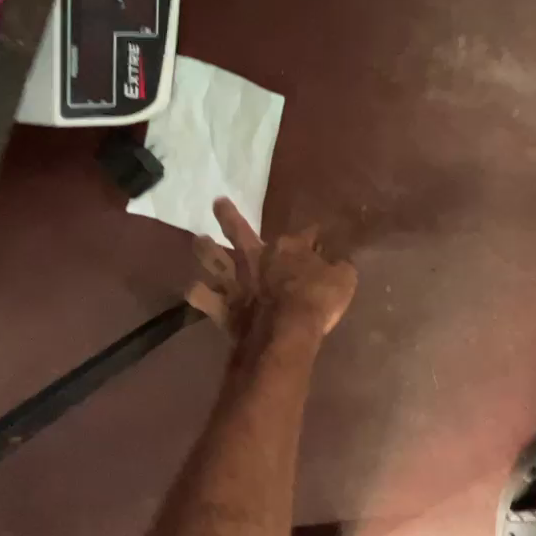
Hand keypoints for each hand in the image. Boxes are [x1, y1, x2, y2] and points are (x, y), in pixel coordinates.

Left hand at [186, 198, 357, 341]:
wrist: (285, 333)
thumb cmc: (317, 301)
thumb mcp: (343, 280)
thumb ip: (339, 267)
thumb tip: (339, 261)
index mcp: (289, 248)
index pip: (304, 234)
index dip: (313, 234)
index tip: (318, 233)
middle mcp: (257, 258)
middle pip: (240, 232)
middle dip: (229, 216)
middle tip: (217, 202)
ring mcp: (237, 282)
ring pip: (215, 260)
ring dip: (205, 250)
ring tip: (198, 239)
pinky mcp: (224, 307)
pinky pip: (205, 298)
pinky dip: (199, 293)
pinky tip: (192, 288)